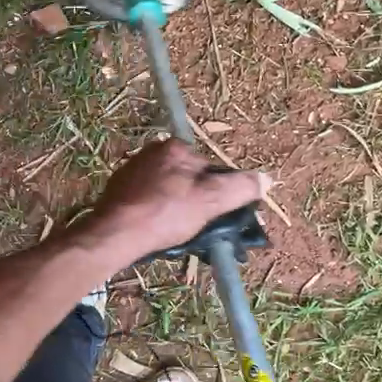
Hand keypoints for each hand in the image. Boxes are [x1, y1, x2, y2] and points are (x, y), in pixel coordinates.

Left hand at [79, 140, 269, 262]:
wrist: (115, 233)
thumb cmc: (165, 214)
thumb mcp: (210, 200)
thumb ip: (239, 188)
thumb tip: (266, 179)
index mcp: (175, 148)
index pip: (210, 169)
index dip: (217, 195)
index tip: (216, 218)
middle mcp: (151, 152)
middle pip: (188, 180)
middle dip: (196, 202)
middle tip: (196, 228)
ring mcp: (132, 170)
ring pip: (168, 191)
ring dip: (176, 210)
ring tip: (176, 233)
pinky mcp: (118, 189)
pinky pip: (148, 200)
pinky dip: (156, 213)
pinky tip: (156, 231)